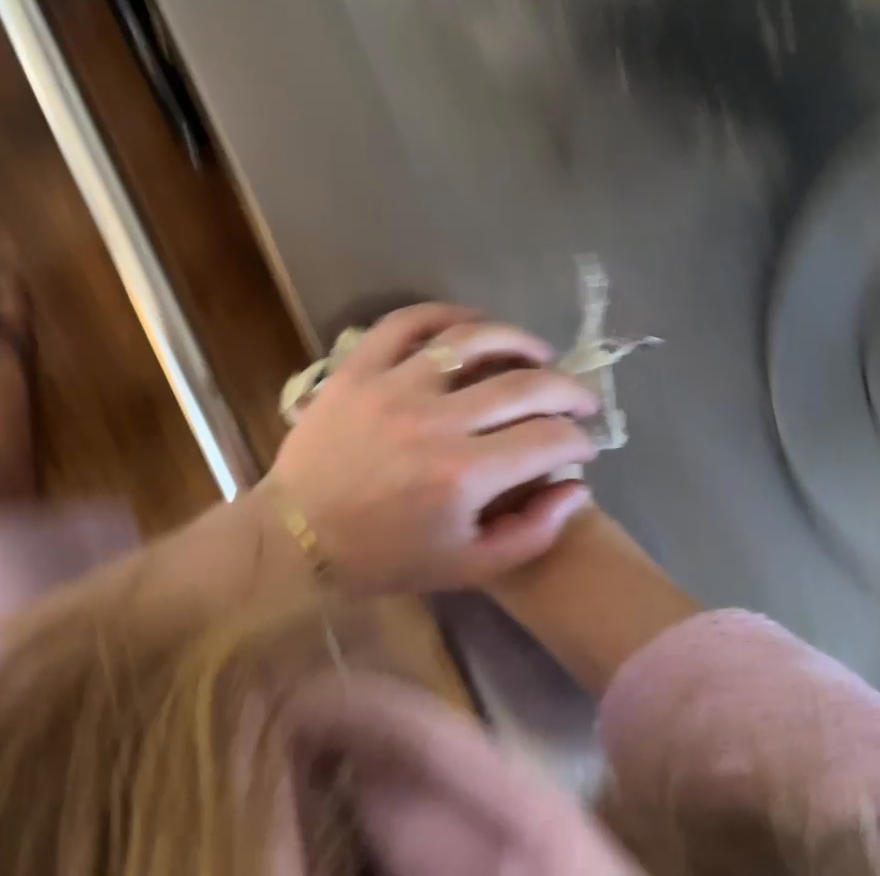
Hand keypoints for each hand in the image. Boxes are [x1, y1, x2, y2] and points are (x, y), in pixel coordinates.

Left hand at [262, 303, 601, 592]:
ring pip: (471, 340)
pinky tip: (470, 324)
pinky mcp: (357, 368)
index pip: (548, 439)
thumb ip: (533, 532)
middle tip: (578, 398)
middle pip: (524, 384)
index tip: (580, 444)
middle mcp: (435, 421)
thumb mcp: (467, 566)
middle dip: (567, 389)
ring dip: (517, 339)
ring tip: (536, 350)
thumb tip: (576, 487)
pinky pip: (406, 323)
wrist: (298, 534)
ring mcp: (392, 386)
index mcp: (464, 475)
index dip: (577, 439)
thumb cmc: (384, 557)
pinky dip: (444, 314)